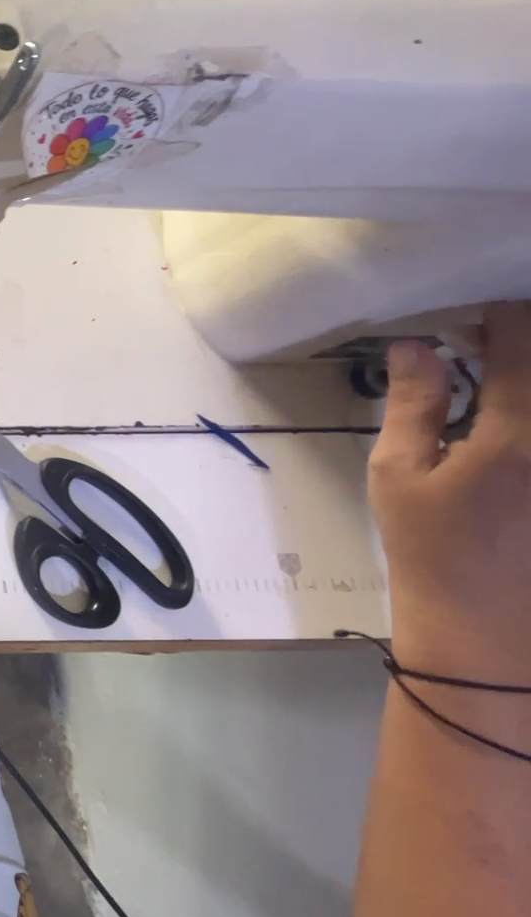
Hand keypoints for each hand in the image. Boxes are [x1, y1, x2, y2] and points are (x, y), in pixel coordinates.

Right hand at [369, 302, 530, 680]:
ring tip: (505, 373)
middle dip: (525, 342)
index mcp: (515, 435)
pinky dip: (528, 408)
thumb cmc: (426, 540)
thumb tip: (416, 346)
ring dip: (526, 381)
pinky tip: (510, 408)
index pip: (522, 353)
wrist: (484, 612)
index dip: (507, 318)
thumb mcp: (398, 471)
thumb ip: (413, 404)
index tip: (484, 304)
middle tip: (494, 333)